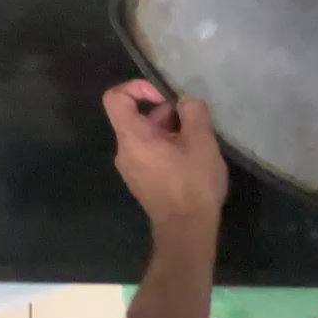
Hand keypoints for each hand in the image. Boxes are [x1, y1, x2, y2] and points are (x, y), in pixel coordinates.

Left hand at [101, 79, 228, 243]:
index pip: (115, 97)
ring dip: (170, 132)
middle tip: (194, 125)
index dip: (137, 87)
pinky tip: (191, 161)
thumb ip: (194, 112)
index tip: (164, 97)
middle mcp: (124, 151)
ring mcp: (131, 169)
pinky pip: (150, 154)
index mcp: (132, 137)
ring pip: (146, 136)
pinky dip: (167, 148)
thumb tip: (186, 102)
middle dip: (165, 113)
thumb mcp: (201, 142)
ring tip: (198, 144)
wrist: (187, 230)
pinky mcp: (142, 182)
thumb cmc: (192, 183)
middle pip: (136, 117)